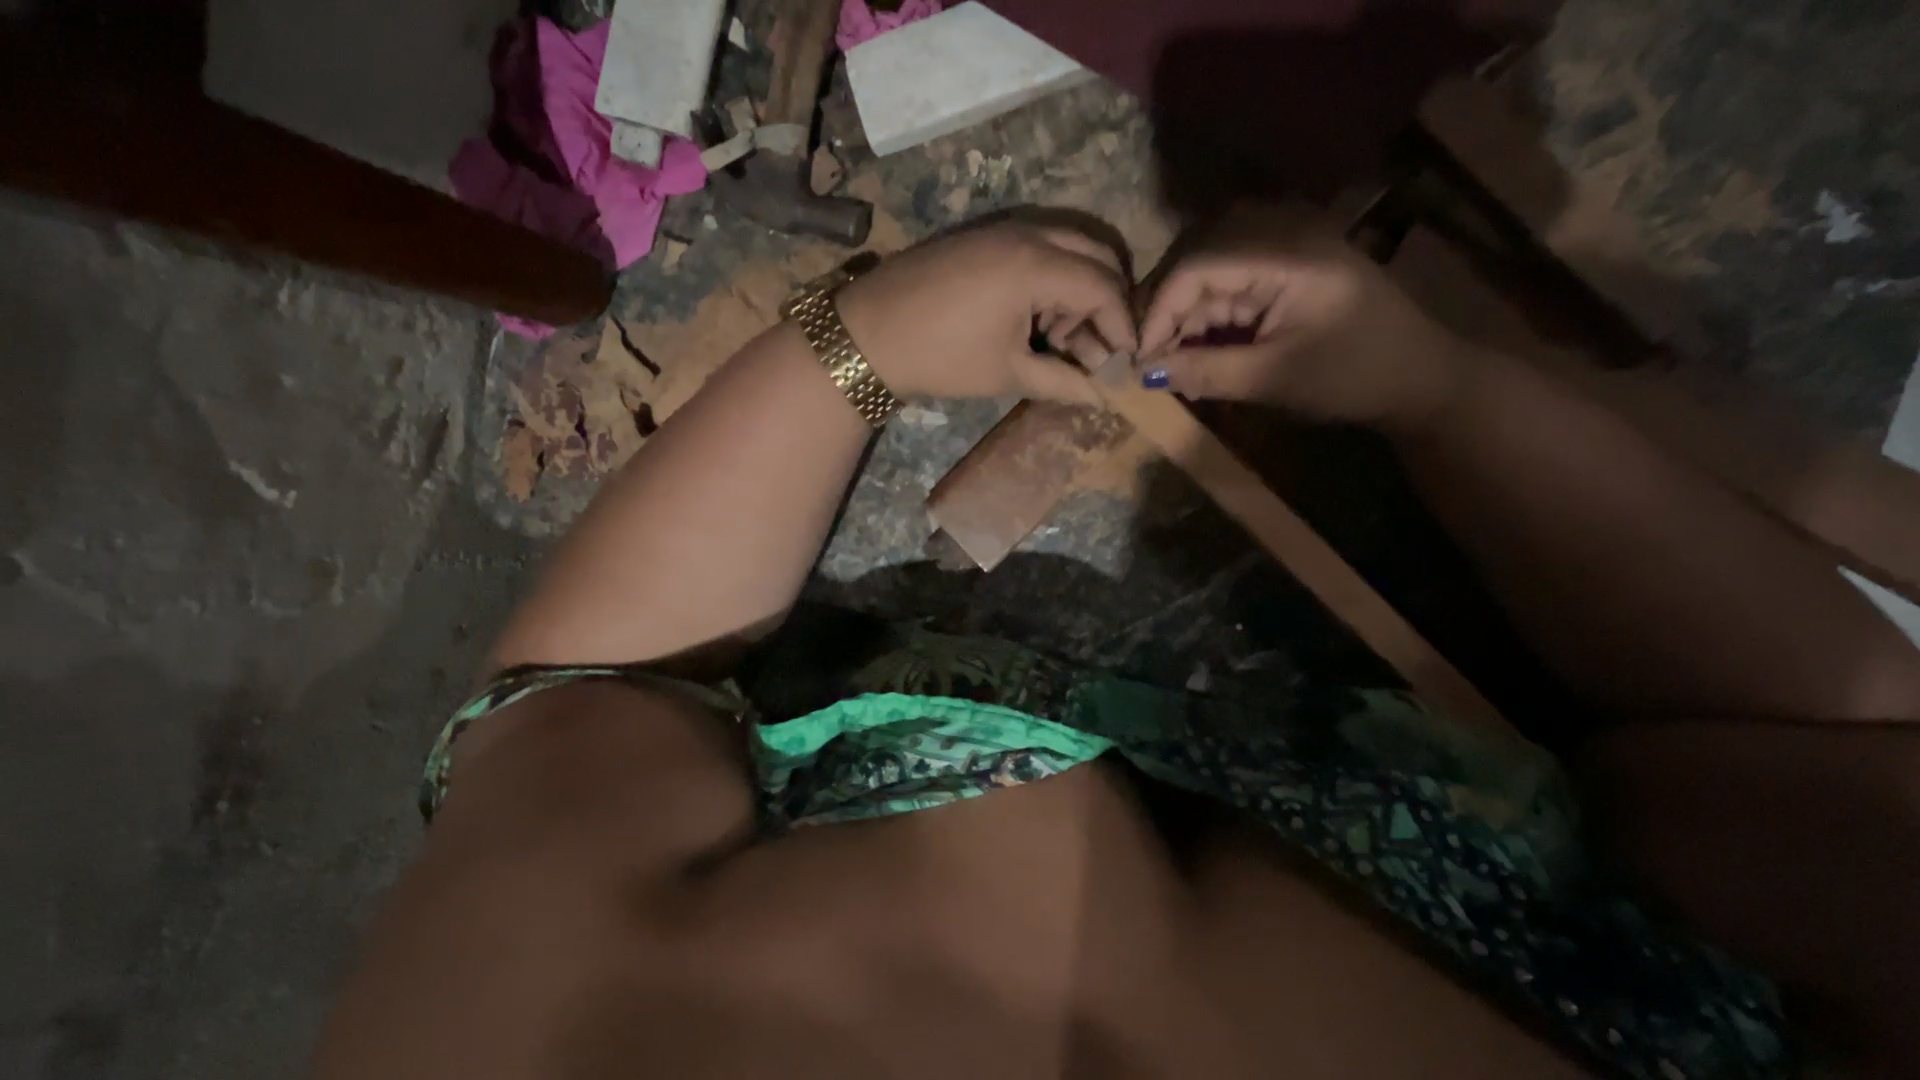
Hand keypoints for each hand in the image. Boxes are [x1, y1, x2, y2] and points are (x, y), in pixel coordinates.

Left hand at [834, 222, 1136, 405]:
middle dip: (1107, 301)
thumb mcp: (1008, 373)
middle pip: (1095, 256)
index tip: (1126, 360)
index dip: (1122, 326)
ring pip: (1069, 247)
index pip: (1103, 287)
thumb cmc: (940, 357)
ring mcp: (1002, 230)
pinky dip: (1053, 278)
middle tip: (1101, 346)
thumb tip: (1105, 397)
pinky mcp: (984, 237)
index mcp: (1036, 264)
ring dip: (1080, 289)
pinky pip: (1039, 247)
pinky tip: (1037, 319)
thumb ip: (1064, 381)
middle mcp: (1027, 233)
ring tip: (1064, 340)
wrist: (866, 334)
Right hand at [1135, 206, 1470, 430]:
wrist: (1421, 377)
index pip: (1199, 265)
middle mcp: (1288, 228)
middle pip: (1200, 251)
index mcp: (1289, 253)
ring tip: (1176, 349)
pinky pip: (1234, 266)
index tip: (1141, 356)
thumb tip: (1144, 372)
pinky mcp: (1292, 255)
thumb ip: (1205, 370)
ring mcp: (1292, 237)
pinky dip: (1212, 301)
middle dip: (1168, 303)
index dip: (1159, 309)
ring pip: (1212, 257)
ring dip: (1187, 302)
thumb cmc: (1353, 378)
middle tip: (1153, 352)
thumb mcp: (1274, 379)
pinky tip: (1204, 336)